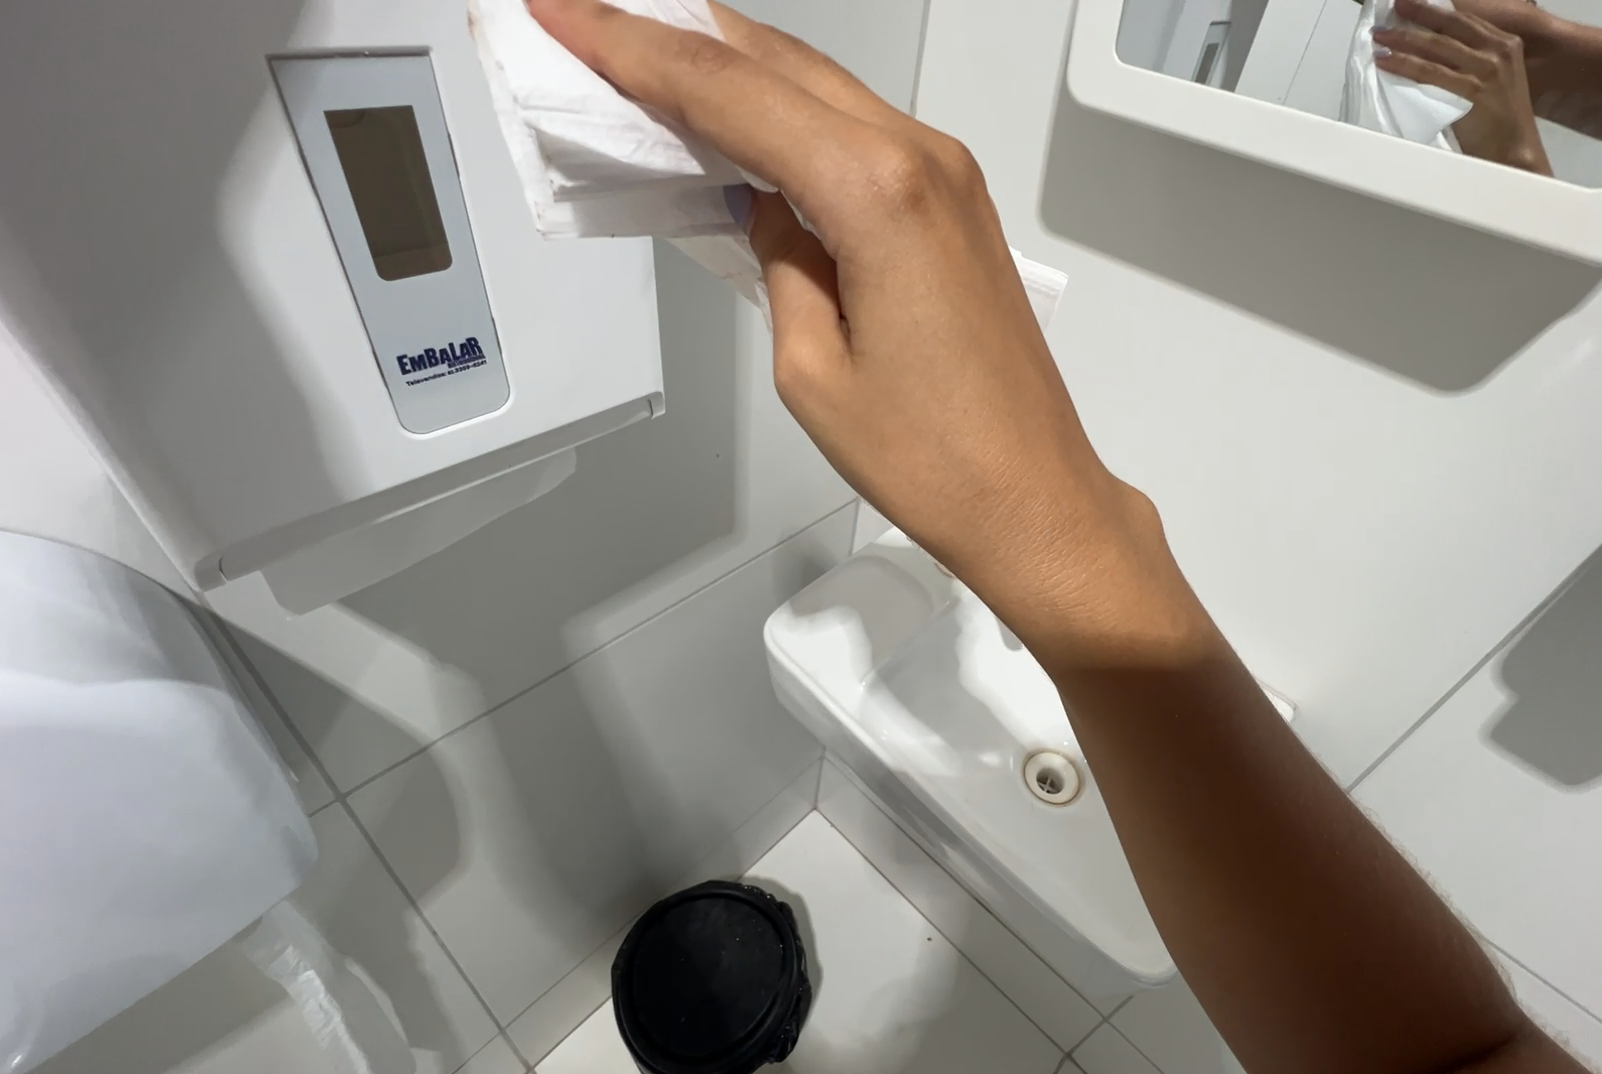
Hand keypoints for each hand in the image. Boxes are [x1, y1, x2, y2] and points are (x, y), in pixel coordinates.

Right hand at [529, 0, 1206, 663]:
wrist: (1030, 498)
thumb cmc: (941, 460)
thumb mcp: (813, 368)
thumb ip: (780, 262)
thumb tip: (769, 209)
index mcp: (880, 195)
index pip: (734, 95)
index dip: (639, 51)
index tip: (571, 19)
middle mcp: (927, 166)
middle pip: (781, 69)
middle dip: (686, 46)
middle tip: (605, 31)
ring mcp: (954, 187)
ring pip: (827, 97)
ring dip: (745, 82)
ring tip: (666, 77)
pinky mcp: (962, 218)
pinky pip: (867, 144)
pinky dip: (803, 130)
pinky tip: (760, 141)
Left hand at [1373, 0, 1553, 174]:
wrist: (1514, 149)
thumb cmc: (1499, 123)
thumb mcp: (1491, 83)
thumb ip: (1471, 66)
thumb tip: (1438, 60)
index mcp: (1504, 44)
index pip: (1465, 18)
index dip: (1437, 8)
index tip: (1414, 1)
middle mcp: (1498, 50)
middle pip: (1450, 25)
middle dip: (1419, 13)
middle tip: (1394, 4)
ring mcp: (1486, 69)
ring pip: (1436, 47)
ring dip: (1403, 39)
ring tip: (1379, 35)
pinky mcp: (1472, 90)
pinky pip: (1430, 73)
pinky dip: (1404, 65)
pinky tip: (1386, 61)